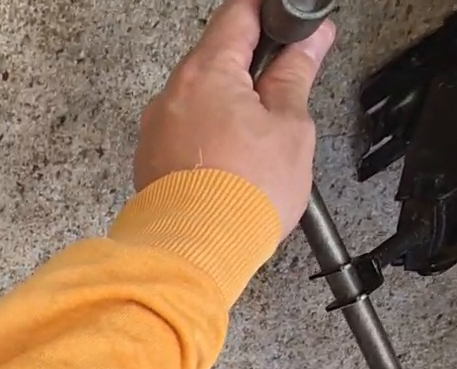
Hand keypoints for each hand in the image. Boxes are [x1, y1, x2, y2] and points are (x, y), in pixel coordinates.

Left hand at [133, 0, 335, 231]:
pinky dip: (206, 134)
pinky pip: (180, 134)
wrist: (195, 256)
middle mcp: (169, 100)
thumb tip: (310, 43)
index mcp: (204, 75)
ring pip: (195, 99)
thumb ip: (296, 76)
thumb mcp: (289, 127)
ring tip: (257, 133)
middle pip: (212, 57)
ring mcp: (153, 134)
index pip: (238, 13)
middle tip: (283, 81)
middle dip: (248, 62)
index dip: (270, 12)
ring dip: (226, 102)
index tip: (290, 22)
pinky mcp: (147, 166)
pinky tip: (229, 158)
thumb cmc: (240, 198)